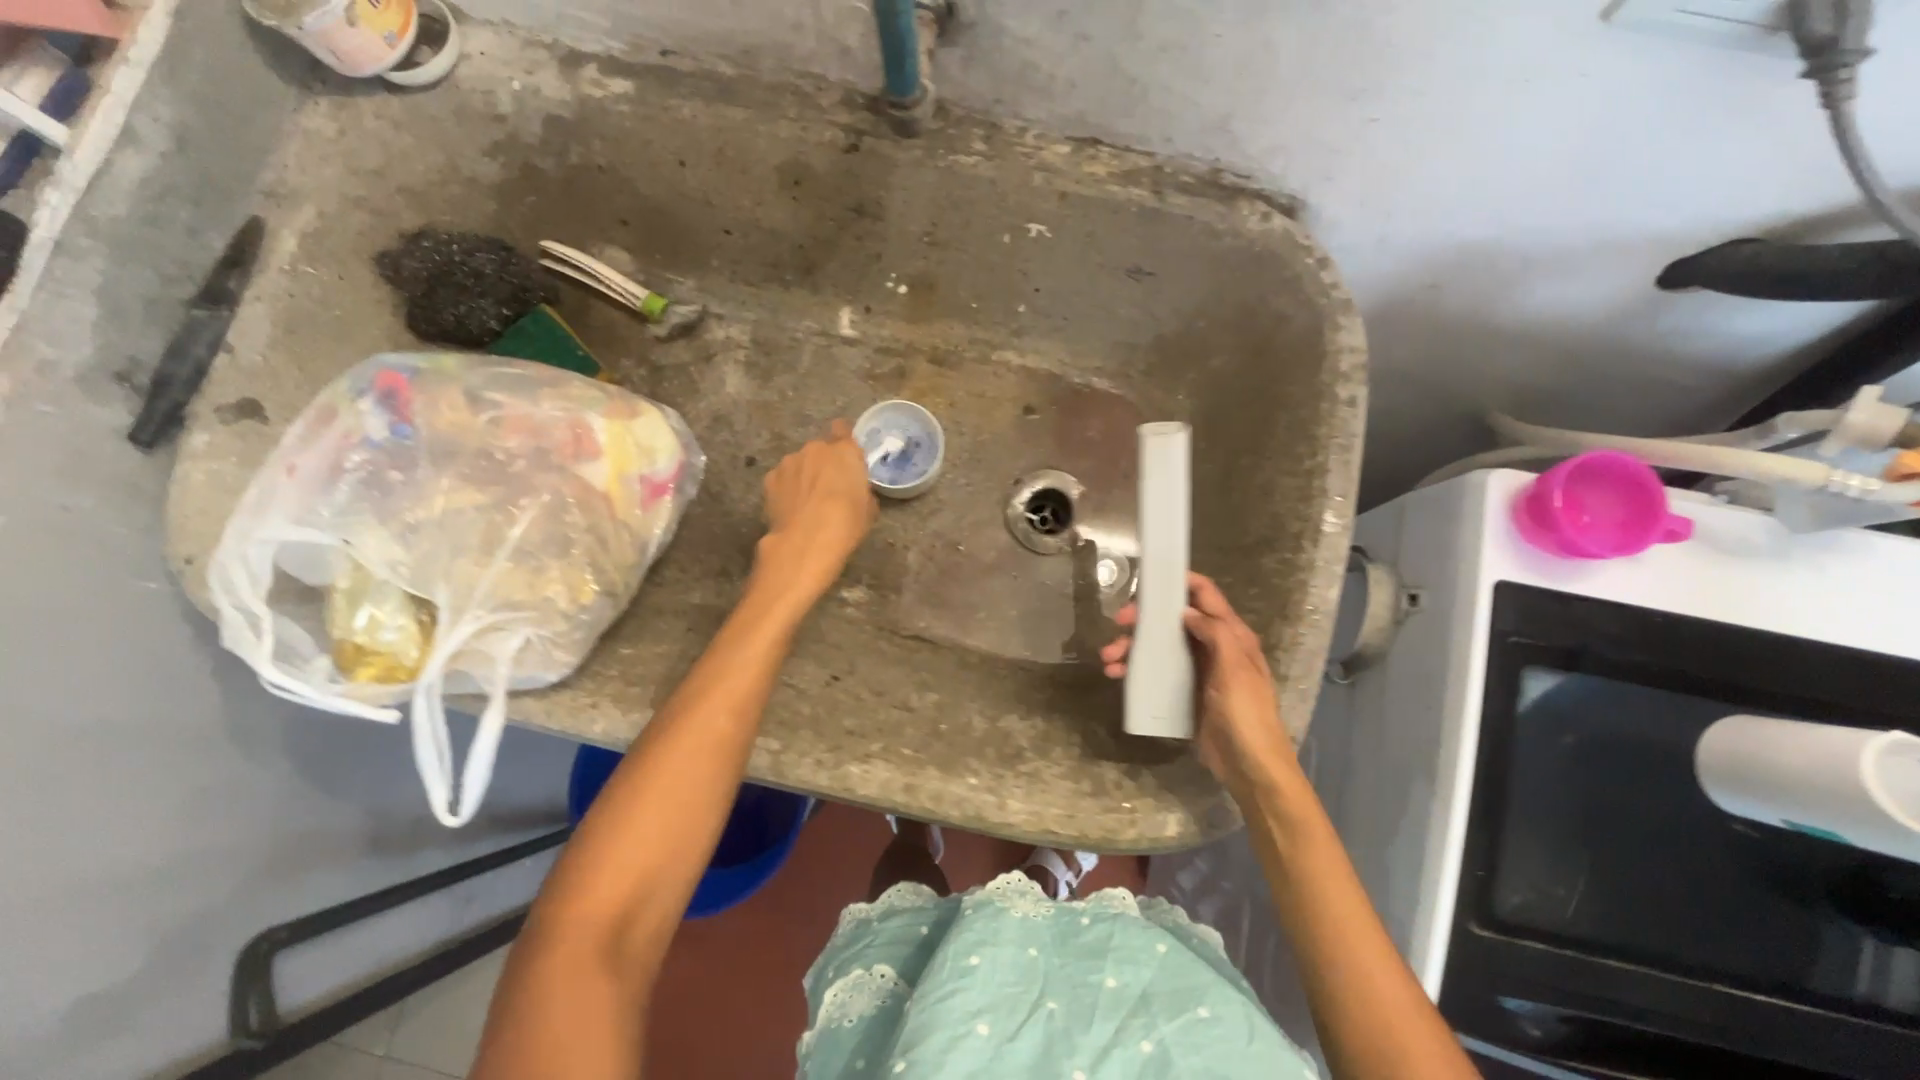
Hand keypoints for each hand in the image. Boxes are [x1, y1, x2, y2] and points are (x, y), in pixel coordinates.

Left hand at [754, 420, 877, 606]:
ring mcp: (789, 462)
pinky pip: (783, 479)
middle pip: (820, 450)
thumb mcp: (868, 508)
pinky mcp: (770, 478)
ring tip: (806, 503)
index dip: (843, 439)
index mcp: (844, 452)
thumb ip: (861, 489)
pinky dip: (786, 488)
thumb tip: (853, 490)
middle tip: (828, 489)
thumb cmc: (846, 524)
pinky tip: (790, 508)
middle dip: (824, 464)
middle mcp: (815, 449)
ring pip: (799, 463)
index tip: (844, 455)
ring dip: (804, 475)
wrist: (805, 542)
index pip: (843, 429)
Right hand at [1101, 573, 1297, 793]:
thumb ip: (1215, 633)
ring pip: (1160, 646)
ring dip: (1133, 646)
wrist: (1250, 765)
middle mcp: (1214, 646)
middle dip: (1144, 617)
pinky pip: (1156, 672)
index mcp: (1232, 635)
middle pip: (1174, 619)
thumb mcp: (1234, 668)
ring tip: (1108, 658)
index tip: (1150, 579)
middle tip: (1119, 622)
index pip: (1206, 595)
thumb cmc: (1246, 713)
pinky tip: (1117, 676)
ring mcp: (1198, 670)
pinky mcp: (1184, 693)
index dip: (1180, 581)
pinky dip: (1135, 670)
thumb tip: (1185, 610)